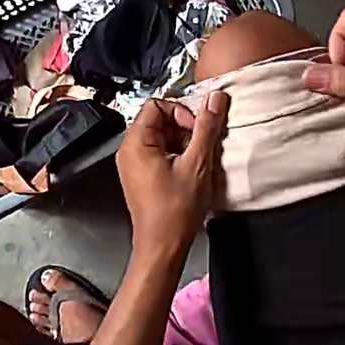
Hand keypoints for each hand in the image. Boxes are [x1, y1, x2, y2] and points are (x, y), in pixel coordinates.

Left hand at [117, 91, 229, 254]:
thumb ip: (207, 127)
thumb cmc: (175, 211)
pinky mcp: (141, 176)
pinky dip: (177, 156)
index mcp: (136, 142)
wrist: (163, 246)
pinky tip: (189, 173)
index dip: (181, 112)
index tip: (197, 131)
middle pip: (159, 119)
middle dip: (184, 129)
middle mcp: (129, 150)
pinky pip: (160, 153)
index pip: (157, 105)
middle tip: (199, 148)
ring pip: (162, 137)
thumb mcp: (197, 164)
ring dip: (184, 144)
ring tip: (196, 163)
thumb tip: (215, 98)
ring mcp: (133, 164)